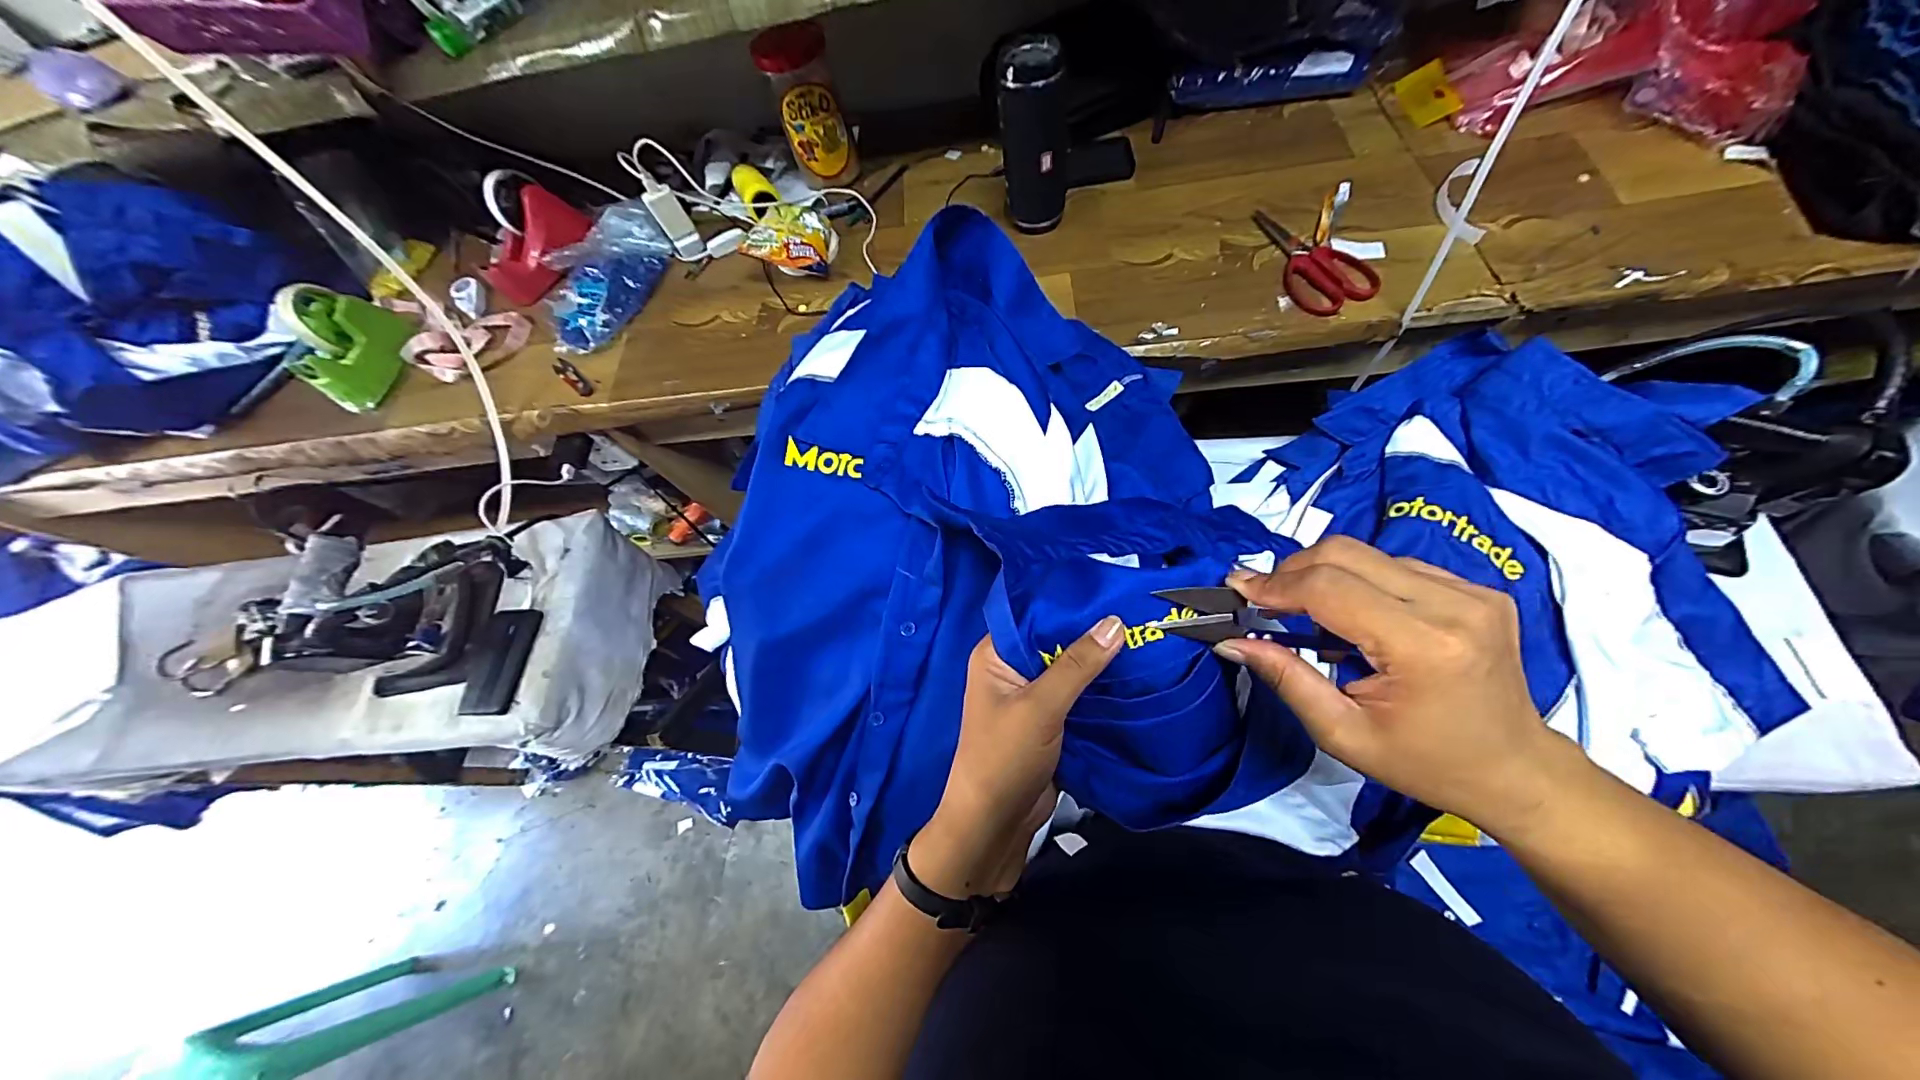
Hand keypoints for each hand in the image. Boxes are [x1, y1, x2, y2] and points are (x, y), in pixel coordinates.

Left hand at [913, 618, 1123, 898]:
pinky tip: (1137, 678)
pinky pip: (1080, 698)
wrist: (995, 825)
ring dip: (1103, 663)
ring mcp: (1032, 698)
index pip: (1033, 615)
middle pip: (1056, 643)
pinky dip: (1103, 691)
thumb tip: (1115, 622)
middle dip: (1093, 634)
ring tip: (1148, 640)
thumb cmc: (1004, 758)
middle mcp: (1012, 670)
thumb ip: (1077, 665)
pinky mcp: (1052, 722)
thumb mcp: (1040, 706)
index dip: (1070, 604)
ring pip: (1072, 671)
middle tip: (1141, 614)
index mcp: (995, 656)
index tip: (1113, 592)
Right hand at [1213, 536, 1585, 831]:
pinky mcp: (1477, 589)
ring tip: (1302, 609)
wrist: (1515, 770)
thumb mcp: (1342, 733)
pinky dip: (1357, 579)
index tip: (1238, 590)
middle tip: (1264, 600)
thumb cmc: (1425, 763)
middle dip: (1292, 571)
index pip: (1330, 588)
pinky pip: (1394, 564)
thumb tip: (1232, 641)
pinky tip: (1349, 611)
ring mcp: (1473, 592)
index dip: (1276, 585)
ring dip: (1322, 573)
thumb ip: (1286, 678)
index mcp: (1424, 647)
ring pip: (1367, 553)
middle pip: (1345, 554)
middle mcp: (1454, 606)